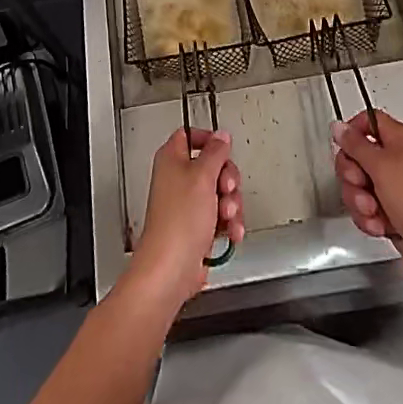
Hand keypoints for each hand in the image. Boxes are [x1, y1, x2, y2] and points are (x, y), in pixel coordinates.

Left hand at [126, 127, 244, 310]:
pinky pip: (221, 216)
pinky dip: (229, 223)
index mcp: (171, 159)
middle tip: (225, 188)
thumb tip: (221, 137)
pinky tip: (230, 232)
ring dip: (231, 204)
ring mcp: (187, 204)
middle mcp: (177, 179)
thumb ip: (215, 152)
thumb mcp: (202, 176)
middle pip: (213, 165)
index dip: (208, 139)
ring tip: (225, 215)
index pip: (189, 135)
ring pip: (220, 192)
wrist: (172, 267)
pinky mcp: (197, 226)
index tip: (223, 149)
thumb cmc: (177, 223)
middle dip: (227, 178)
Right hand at [332, 109, 402, 283]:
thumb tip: (339, 127)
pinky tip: (381, 223)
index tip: (347, 149)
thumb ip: (355, 145)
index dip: (352, 133)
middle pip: (356, 155)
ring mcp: (393, 185)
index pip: (367, 121)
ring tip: (375, 209)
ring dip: (359, 201)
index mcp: (398, 139)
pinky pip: (364, 207)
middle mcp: (396, 159)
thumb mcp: (381, 166)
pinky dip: (368, 217)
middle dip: (352, 175)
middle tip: (362, 182)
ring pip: (357, 185)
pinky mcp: (390, 208)